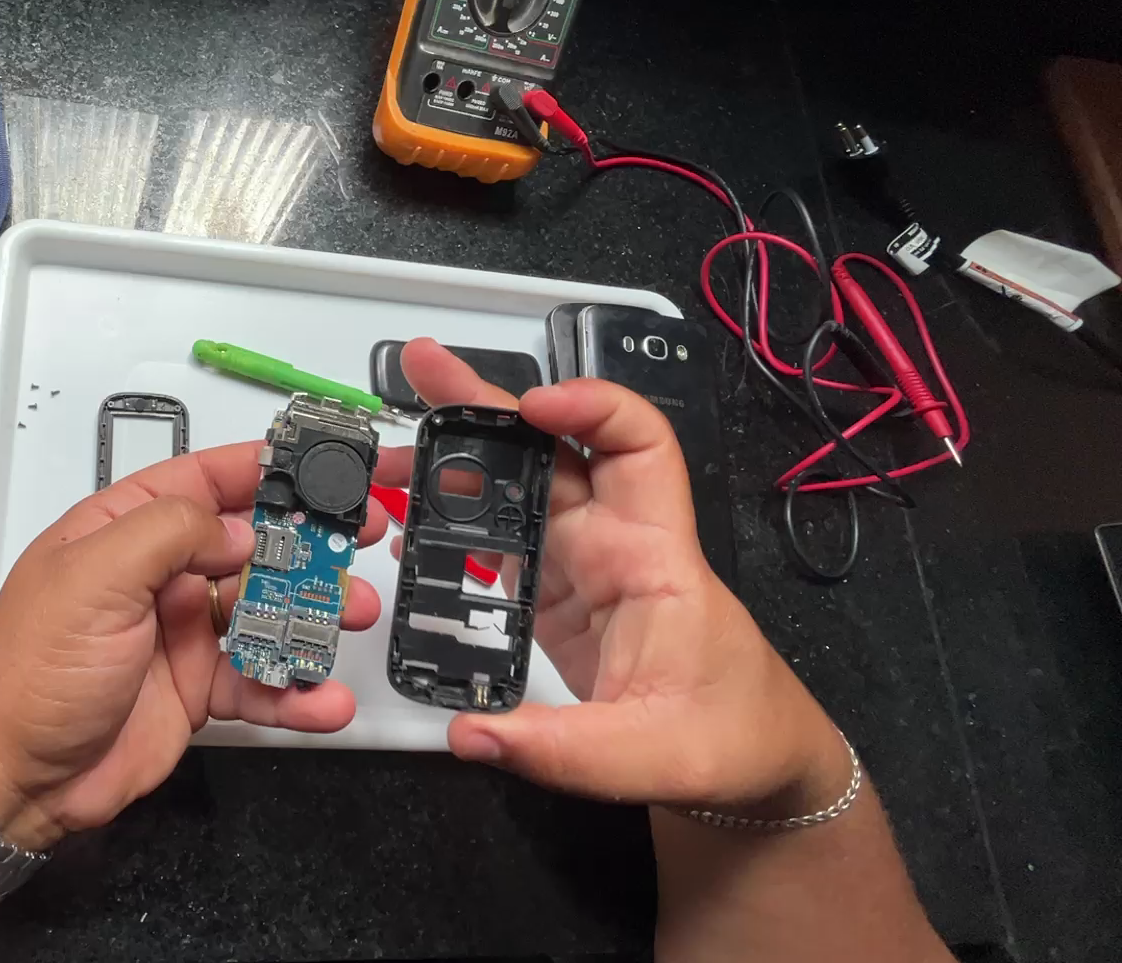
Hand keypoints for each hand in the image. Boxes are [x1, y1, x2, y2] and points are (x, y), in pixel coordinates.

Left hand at [0, 444, 387, 851]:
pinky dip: (295, 689)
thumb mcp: (93, 577)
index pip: (204, 480)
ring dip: (313, 610)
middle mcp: (161, 573)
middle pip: (248, 542)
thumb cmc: (34, 669)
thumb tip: (239, 529)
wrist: (18, 777)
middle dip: (306, 537)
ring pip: (265, 608)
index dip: (264, 467)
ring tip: (355, 612)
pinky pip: (260, 679)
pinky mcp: (200, 686)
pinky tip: (321, 698)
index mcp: (126, 528)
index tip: (321, 465)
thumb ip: (169, 534)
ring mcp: (183, 629)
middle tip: (359, 535)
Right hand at [379, 339, 848, 815]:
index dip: (589, 408)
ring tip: (389, 459)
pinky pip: (493, 538)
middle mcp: (607, 541)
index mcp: (649, 553)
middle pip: (546, 449)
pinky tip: (408, 526)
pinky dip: (448, 523)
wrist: (745, 764)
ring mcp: (572, 562)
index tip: (532, 405)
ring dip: (449, 465)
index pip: (638, 446)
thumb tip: (469, 731)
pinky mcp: (547, 589)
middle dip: (483, 405)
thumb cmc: (730, 740)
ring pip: (509, 488)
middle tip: (421, 371)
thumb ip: (561, 748)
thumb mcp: (654, 757)